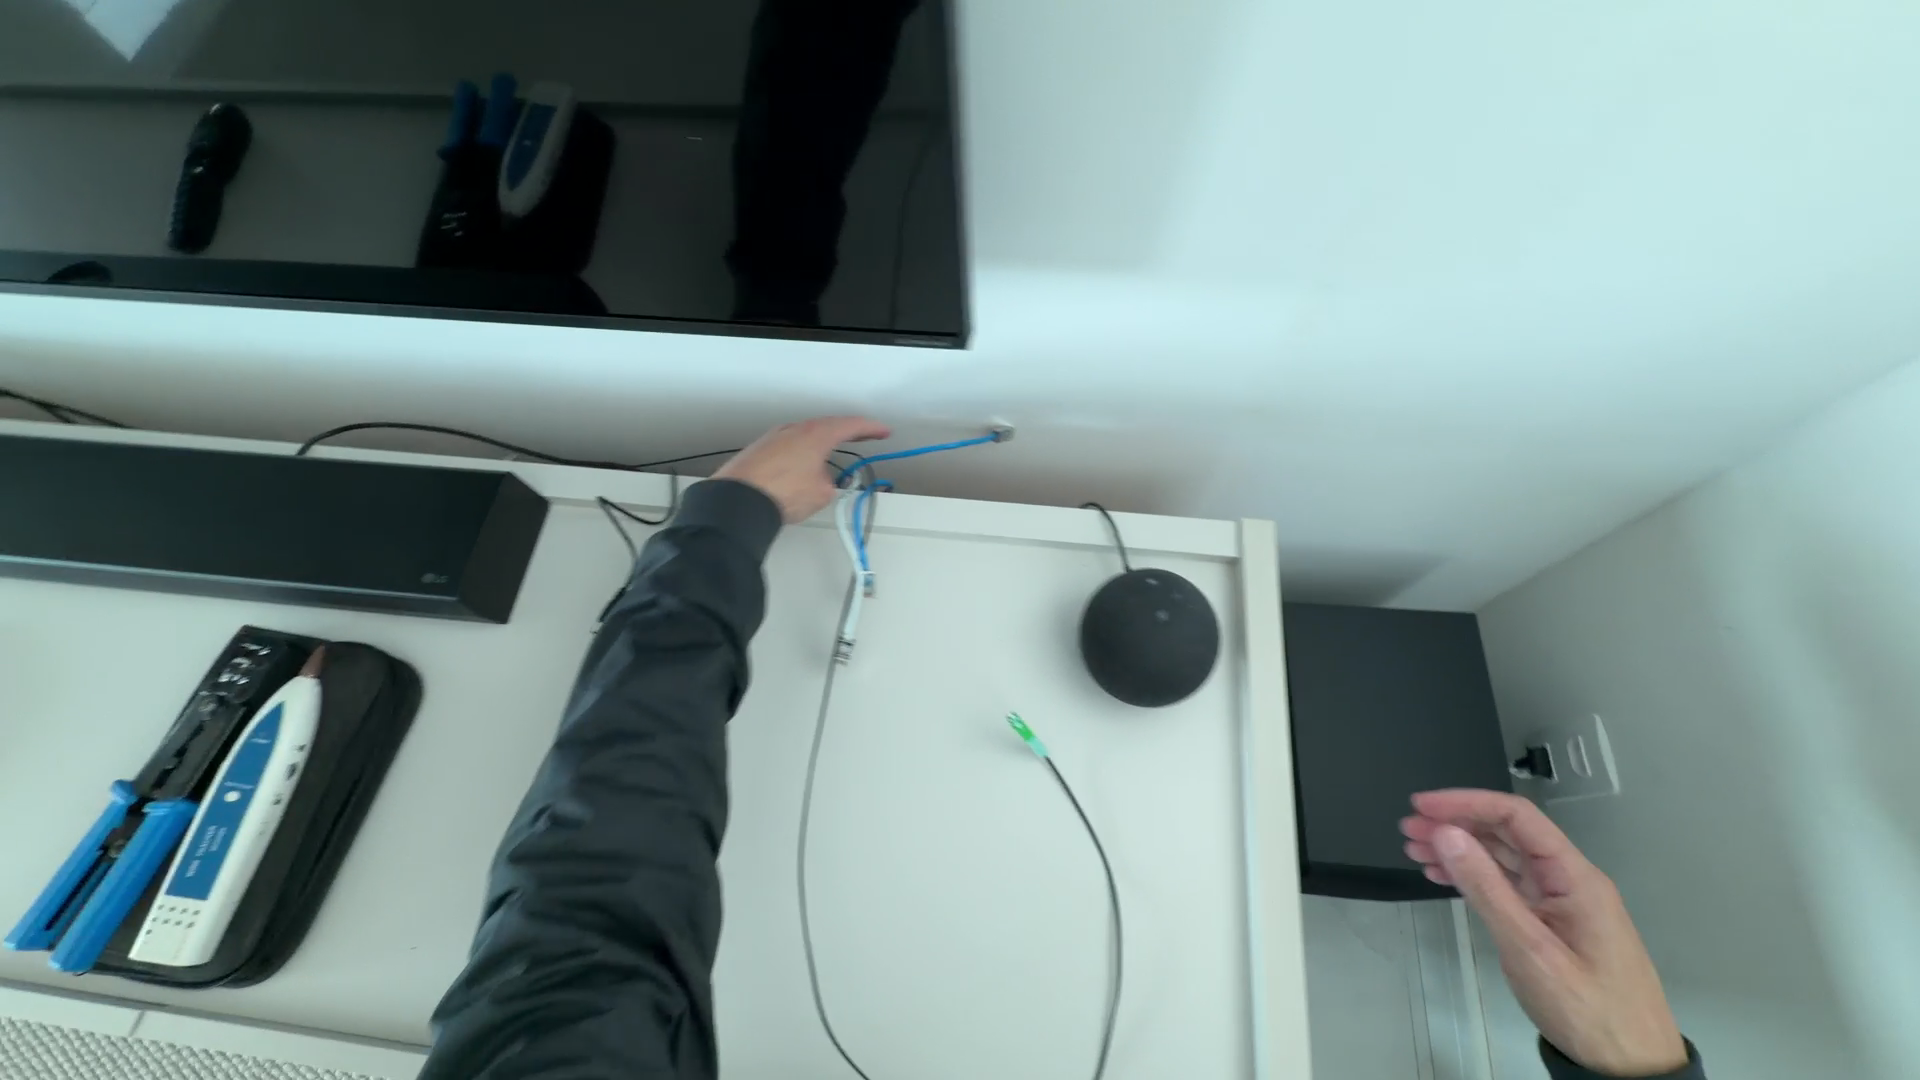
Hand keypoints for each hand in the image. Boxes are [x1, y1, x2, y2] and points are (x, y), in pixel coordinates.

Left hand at [715, 416, 890, 522]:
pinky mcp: (758, 451)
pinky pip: (787, 449)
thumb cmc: (782, 492)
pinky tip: (799, 470)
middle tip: (862, 436)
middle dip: (846, 434)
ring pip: (804, 438)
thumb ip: (830, 482)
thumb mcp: (822, 493)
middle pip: (827, 427)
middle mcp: (794, 430)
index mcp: (816, 434)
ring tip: (830, 461)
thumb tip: (823, 481)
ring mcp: (774, 438)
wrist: (739, 500)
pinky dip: (799, 455)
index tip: (883, 431)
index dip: (871, 428)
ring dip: (820, 447)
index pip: (851, 425)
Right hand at [1401, 790, 1688, 1077]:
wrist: (1631, 1070)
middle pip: (1506, 832)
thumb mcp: (1529, 949)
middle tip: (1407, 830)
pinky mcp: (1549, 921)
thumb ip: (1485, 887)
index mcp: (1574, 878)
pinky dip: (1469, 873)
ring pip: (1501, 856)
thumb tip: (1446, 833)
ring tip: (1413, 850)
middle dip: (1455, 823)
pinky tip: (1440, 875)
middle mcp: (1568, 880)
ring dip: (1457, 847)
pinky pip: (1505, 883)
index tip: (1421, 806)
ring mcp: (1559, 901)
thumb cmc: (1586, 1009)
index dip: (1466, 802)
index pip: (1517, 816)